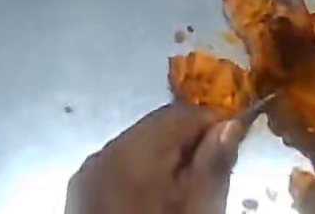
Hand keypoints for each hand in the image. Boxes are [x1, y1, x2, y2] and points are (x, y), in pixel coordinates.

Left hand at [66, 104, 243, 213]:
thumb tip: (229, 125)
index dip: (210, 123)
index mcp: (135, 155)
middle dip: (187, 142)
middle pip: (154, 127)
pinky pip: (116, 165)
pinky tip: (155, 202)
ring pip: (135, 145)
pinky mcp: (80, 190)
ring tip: (189, 192)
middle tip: (216, 173)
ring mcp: (88, 170)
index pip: (179, 113)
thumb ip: (213, 168)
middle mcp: (106, 151)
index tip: (234, 143)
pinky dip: (140, 173)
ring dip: (164, 158)